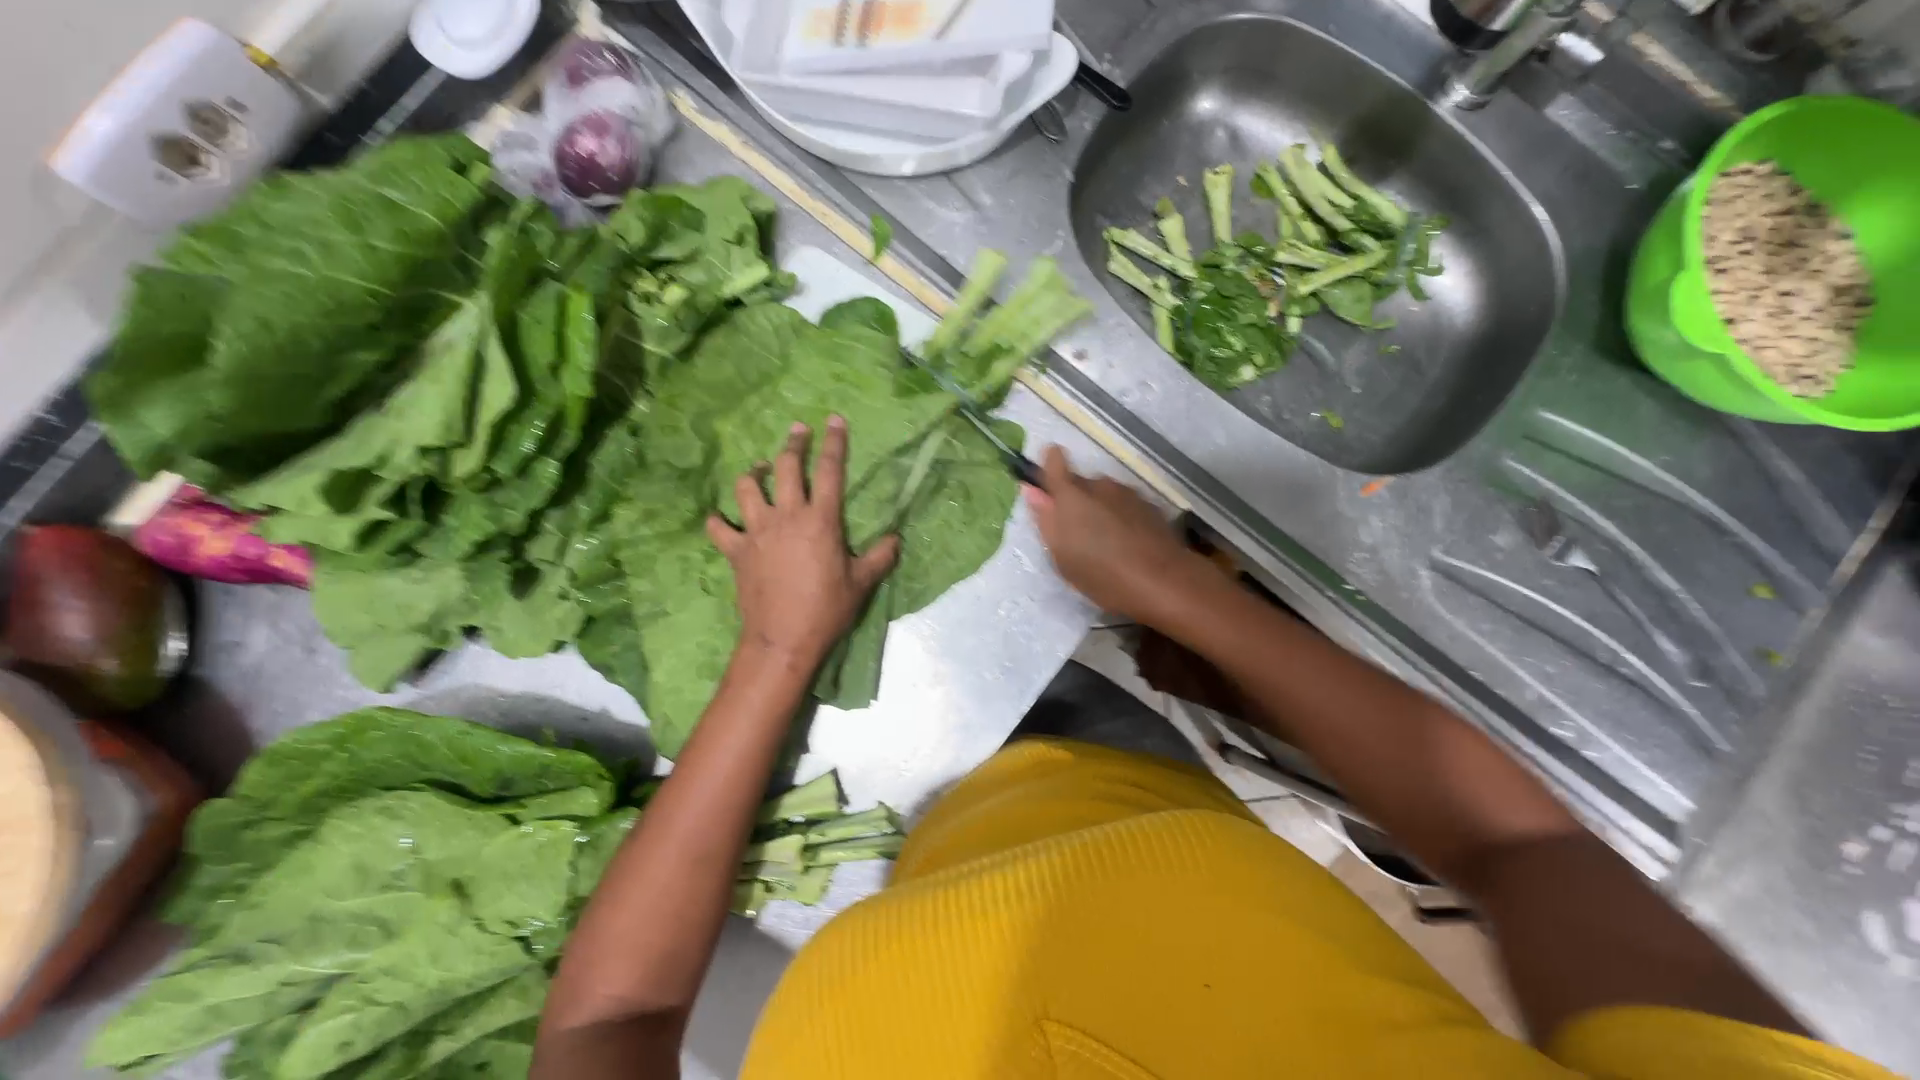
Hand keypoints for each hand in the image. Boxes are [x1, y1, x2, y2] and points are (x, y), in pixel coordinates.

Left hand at [708, 416, 898, 671]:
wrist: (782, 639)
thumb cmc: (826, 610)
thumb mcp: (862, 583)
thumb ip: (880, 556)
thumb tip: (895, 538)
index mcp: (821, 520)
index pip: (831, 470)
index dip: (834, 442)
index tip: (834, 419)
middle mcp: (787, 516)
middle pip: (787, 466)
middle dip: (794, 443)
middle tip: (798, 430)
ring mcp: (757, 531)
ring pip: (748, 487)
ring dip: (753, 473)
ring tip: (759, 469)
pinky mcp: (736, 551)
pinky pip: (719, 528)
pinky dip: (718, 520)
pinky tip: (720, 518)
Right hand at [1024, 446, 1218, 622]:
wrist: (1161, 580)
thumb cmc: (1101, 573)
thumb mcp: (1062, 556)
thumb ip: (1046, 519)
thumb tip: (1031, 490)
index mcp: (1070, 496)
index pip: (1054, 463)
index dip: (1049, 464)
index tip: (1047, 478)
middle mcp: (1099, 485)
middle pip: (1081, 483)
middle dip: (1076, 500)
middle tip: (1076, 533)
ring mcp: (1128, 493)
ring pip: (1105, 495)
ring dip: (1101, 510)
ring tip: (1105, 542)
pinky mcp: (1150, 506)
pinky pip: (1126, 506)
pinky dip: (1122, 518)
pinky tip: (1127, 544)